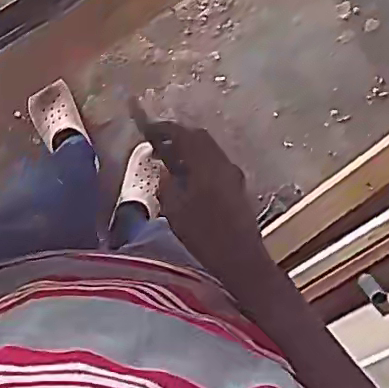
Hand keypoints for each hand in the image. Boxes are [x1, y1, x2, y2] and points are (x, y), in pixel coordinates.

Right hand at [132, 105, 277, 296]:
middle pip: (200, 138)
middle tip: (157, 145)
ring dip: (189, 150)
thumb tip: (163, 168)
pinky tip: (187, 178)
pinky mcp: (237, 186)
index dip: (164, 129)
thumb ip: (167, 183)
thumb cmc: (204, 235)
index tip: (147, 130)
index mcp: (206, 165)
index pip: (184, 135)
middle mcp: (223, 163)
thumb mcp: (175, 209)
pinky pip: (215, 164)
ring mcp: (233, 174)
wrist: (241, 258)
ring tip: (168, 162)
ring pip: (209, 150)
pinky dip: (199, 162)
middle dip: (177, 137)